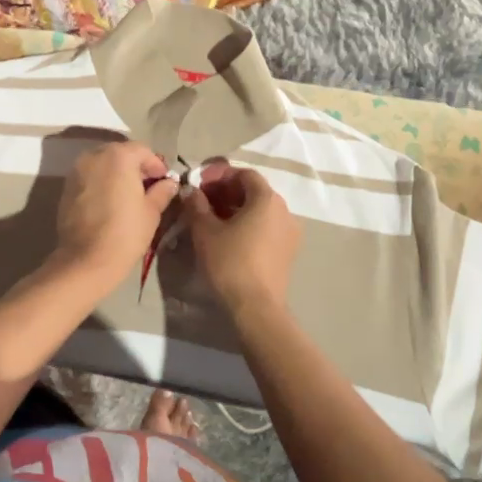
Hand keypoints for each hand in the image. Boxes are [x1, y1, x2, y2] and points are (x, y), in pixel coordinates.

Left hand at [54, 141, 176, 285]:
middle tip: (148, 187)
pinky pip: (89, 176)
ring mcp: (77, 170)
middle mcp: (94, 156)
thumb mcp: (151, 211)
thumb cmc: (125, 232)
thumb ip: (162, 191)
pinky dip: (101, 182)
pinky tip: (110, 201)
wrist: (86, 259)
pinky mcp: (66, 187)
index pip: (143, 151)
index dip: (156, 165)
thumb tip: (169, 183)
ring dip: (117, 173)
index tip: (165, 182)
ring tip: (129, 195)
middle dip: (136, 167)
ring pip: (103, 164)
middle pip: (120, 153)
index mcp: (118, 156)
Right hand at [186, 164, 300, 316]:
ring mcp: (289, 232)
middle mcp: (284, 210)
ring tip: (211, 218)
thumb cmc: (230, 262)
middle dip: (226, 191)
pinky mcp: (288, 251)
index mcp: (267, 199)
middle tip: (202, 200)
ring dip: (235, 208)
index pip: (244, 174)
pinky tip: (228, 236)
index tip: (199, 183)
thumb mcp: (205, 230)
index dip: (219, 174)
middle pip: (253, 190)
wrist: (256, 308)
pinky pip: (266, 227)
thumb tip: (191, 191)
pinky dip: (247, 224)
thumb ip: (196, 204)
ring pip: (260, 210)